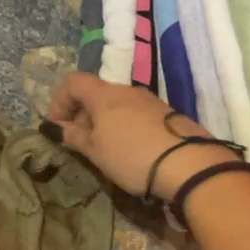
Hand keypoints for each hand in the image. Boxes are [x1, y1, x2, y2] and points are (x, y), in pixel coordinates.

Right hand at [45, 72, 236, 201]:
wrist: (191, 167)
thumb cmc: (131, 156)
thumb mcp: (95, 151)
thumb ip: (73, 136)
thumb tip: (57, 127)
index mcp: (103, 94)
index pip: (72, 82)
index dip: (60, 100)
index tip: (58, 124)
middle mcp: (125, 90)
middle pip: (96, 92)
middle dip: (83, 112)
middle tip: (80, 138)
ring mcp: (150, 101)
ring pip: (118, 103)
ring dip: (106, 120)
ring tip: (107, 146)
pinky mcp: (169, 116)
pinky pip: (137, 114)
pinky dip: (126, 125)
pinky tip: (132, 148)